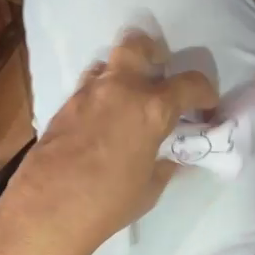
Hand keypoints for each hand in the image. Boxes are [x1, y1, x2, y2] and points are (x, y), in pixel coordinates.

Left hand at [0, 33, 218, 254]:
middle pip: (138, 45)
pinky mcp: (64, 106)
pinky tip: (103, 122)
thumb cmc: (108, 202)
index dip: (205, 93)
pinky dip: (101, 95)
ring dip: (122, 74)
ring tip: (129, 100)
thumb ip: (164, 164)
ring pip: (108, 63)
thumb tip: (172, 157)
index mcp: (152, 108)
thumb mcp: (149, 188)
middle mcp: (121, 89)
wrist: (48, 208)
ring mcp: (88, 93)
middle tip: (160, 74)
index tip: (207, 107)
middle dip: (153, 53)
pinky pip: (88, 87)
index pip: (190, 83)